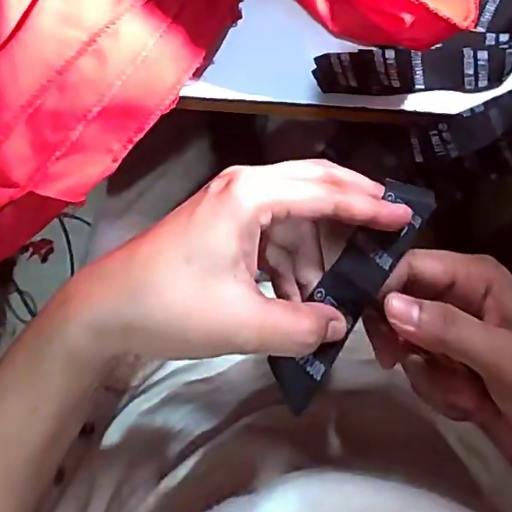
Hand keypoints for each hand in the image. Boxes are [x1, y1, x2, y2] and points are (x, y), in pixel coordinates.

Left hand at [44, 160, 413, 364]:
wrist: (107, 310)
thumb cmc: (173, 306)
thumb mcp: (243, 323)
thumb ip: (301, 326)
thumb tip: (339, 325)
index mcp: (251, 193)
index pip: (323, 191)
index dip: (368, 204)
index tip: (405, 214)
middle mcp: (246, 186)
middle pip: (314, 184)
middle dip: (352, 206)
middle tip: (390, 226)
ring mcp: (234, 203)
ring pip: (296, 215)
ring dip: (319, 250)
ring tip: (342, 287)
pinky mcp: (226, 224)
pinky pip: (275, 235)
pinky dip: (294, 263)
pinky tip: (302, 298)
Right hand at [368, 249, 511, 477]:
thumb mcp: (502, 359)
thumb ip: (446, 328)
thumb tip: (389, 303)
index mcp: (475, 276)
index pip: (413, 264)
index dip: (386, 286)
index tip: (370, 322)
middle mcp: (459, 295)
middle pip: (400, 299)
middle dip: (401, 336)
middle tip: (395, 360)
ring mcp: (455, 332)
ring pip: (407, 340)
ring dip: (429, 374)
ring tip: (465, 393)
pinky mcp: (452, 365)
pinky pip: (420, 370)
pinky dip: (439, 392)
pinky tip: (471, 405)